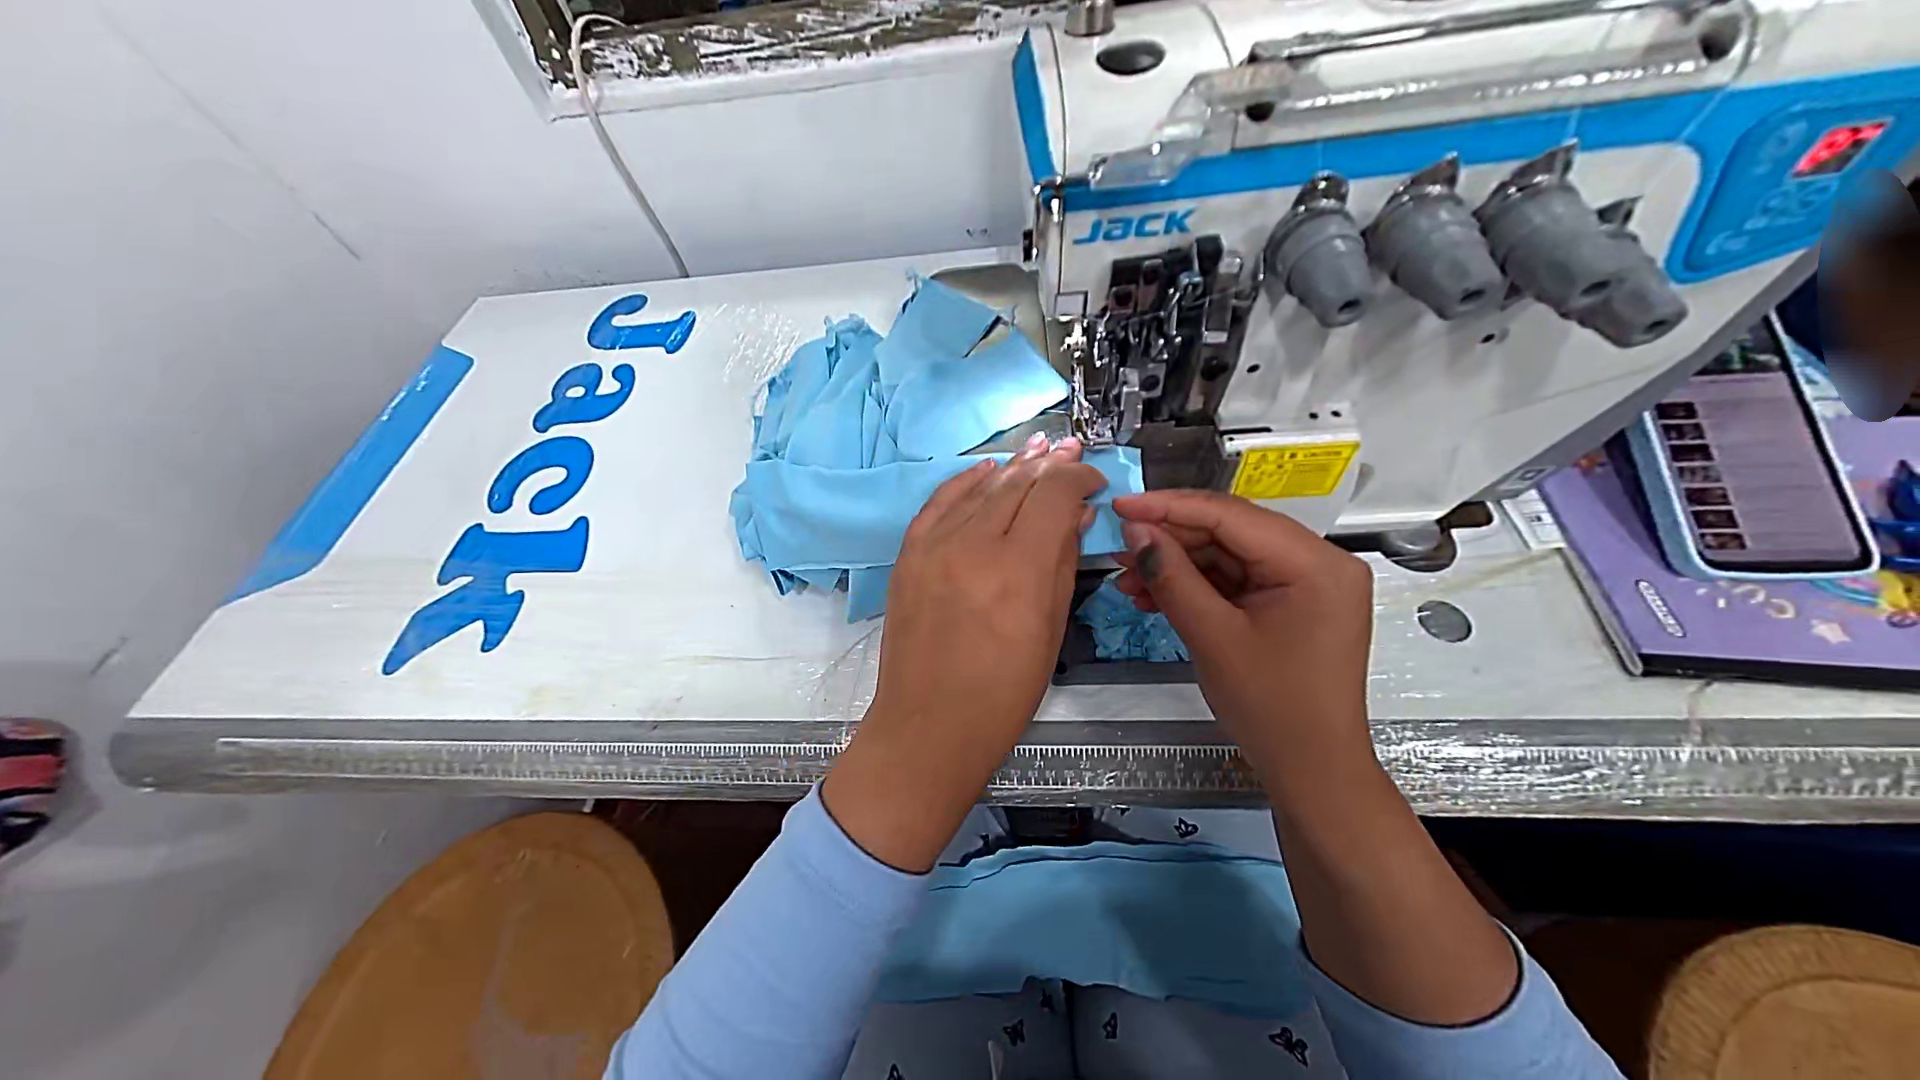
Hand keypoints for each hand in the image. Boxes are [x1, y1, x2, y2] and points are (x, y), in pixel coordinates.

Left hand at [823, 434, 1105, 871]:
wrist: (929, 726)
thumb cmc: (1003, 694)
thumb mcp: (1050, 630)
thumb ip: (1063, 563)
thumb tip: (1077, 517)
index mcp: (1018, 570)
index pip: (1053, 495)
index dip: (1078, 478)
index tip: (1092, 481)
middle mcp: (972, 546)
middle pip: (1016, 484)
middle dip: (1049, 465)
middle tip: (1070, 453)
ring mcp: (933, 547)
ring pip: (979, 488)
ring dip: (1012, 467)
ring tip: (1036, 449)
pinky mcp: (908, 556)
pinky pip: (938, 503)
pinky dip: (964, 482)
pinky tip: (985, 471)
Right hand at [1114, 492, 1519, 1024]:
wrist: (1311, 771)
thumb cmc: (1270, 707)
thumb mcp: (1213, 636)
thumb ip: (1173, 575)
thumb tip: (1135, 529)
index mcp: (1314, 563)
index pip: (1231, 516)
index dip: (1169, 507)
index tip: (1120, 503)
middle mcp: (1318, 561)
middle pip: (1230, 532)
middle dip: (1170, 540)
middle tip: (1118, 549)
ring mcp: (1307, 582)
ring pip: (1228, 556)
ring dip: (1177, 566)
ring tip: (1127, 580)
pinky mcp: (1291, 602)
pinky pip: (1236, 581)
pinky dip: (1196, 587)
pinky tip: (1153, 596)